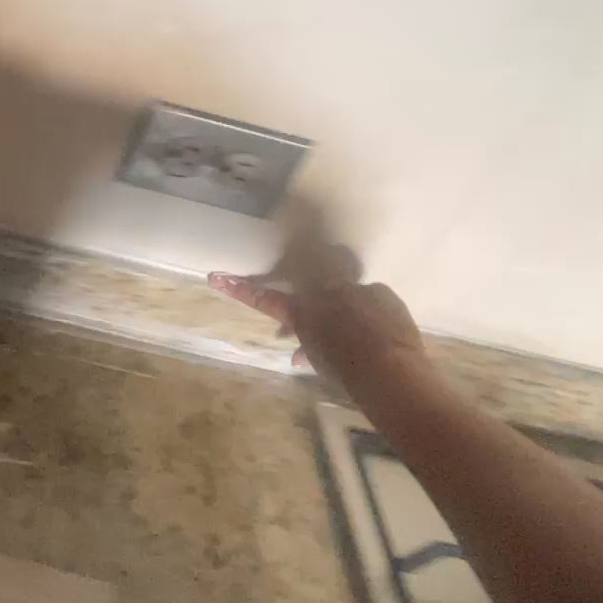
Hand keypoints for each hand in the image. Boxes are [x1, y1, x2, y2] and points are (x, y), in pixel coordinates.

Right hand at [208, 229, 424, 381]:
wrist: (386, 368)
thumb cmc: (344, 368)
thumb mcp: (320, 360)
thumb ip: (309, 350)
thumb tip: (297, 356)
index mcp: (301, 313)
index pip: (264, 299)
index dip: (239, 288)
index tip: (216, 277)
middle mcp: (321, 293)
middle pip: (308, 265)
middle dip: (306, 252)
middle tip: (300, 234)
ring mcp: (352, 289)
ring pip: (342, 279)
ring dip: (344, 295)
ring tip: (355, 314)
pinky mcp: (381, 292)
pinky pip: (372, 296)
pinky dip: (373, 310)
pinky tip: (382, 328)